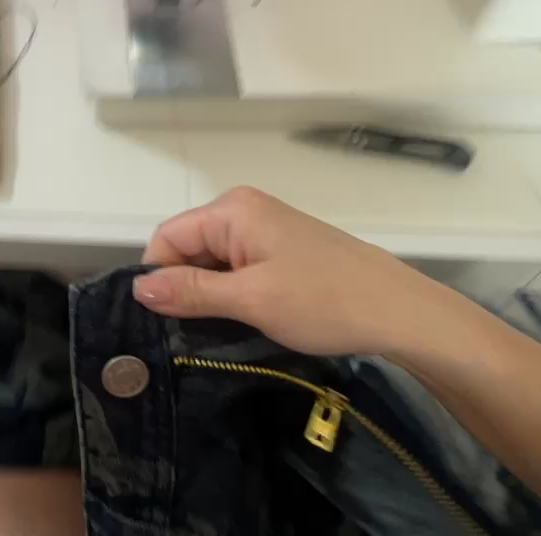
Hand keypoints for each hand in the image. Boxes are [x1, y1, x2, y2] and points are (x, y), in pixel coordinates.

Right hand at [133, 187, 465, 357]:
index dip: (159, 276)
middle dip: (185, 285)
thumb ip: (190, 291)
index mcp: (231, 209)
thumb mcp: (251, 300)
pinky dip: (233, 289)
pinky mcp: (282, 245)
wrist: (403, 312)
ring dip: (211, 291)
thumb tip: (138, 287)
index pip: (168, 236)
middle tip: (192, 331)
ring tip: (220, 328)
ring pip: (213, 258)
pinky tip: (246, 316)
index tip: (162, 320)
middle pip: (189, 245)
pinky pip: (237, 263)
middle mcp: (242, 208)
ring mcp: (265, 225)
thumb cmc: (323, 301)